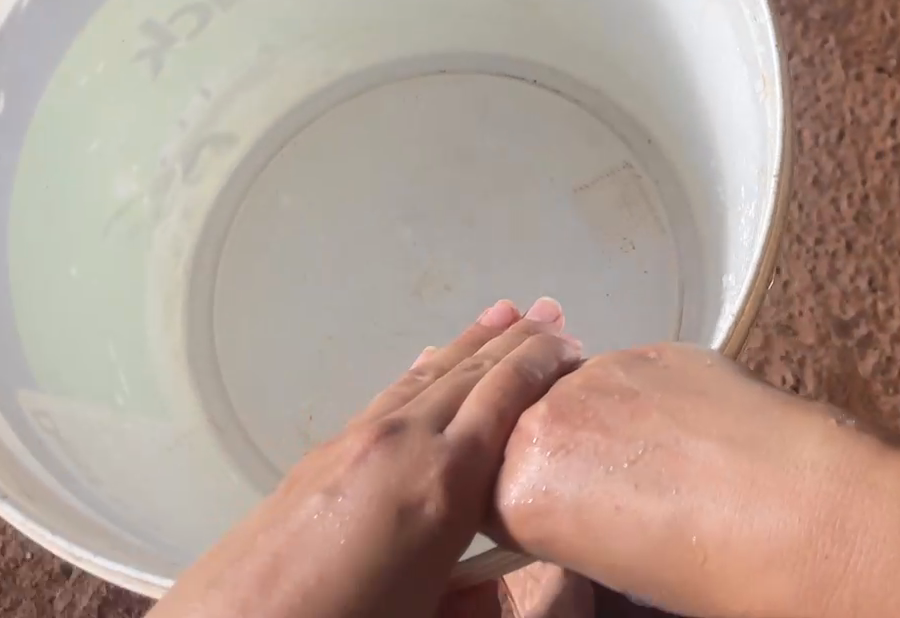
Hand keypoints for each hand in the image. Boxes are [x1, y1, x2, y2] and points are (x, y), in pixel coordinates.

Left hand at [151, 298, 581, 617]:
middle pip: (474, 370)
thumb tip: (522, 578)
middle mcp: (407, 439)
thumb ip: (486, 594)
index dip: (543, 362)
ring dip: (474, 339)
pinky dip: (428, 363)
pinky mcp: (325, 448)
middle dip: (519, 338)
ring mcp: (361, 436)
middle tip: (555, 309)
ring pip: (433, 370)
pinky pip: (393, 389)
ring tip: (509, 310)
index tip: (574, 344)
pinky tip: (435, 352)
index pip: (507, 394)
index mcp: (445, 480)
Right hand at [492, 343, 896, 617]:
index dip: (523, 501)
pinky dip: (643, 395)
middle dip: (556, 449)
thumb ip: (570, 525)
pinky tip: (688, 424)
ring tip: (655, 451)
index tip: (554, 515)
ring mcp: (610, 368)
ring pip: (580, 389)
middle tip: (609, 484)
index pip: (488, 487)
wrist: (804, 509)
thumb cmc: (713, 572)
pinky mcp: (661, 345)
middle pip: (527, 425)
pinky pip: (629, 372)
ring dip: (600, 416)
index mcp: (525, 487)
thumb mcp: (614, 572)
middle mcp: (553, 414)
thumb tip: (578, 509)